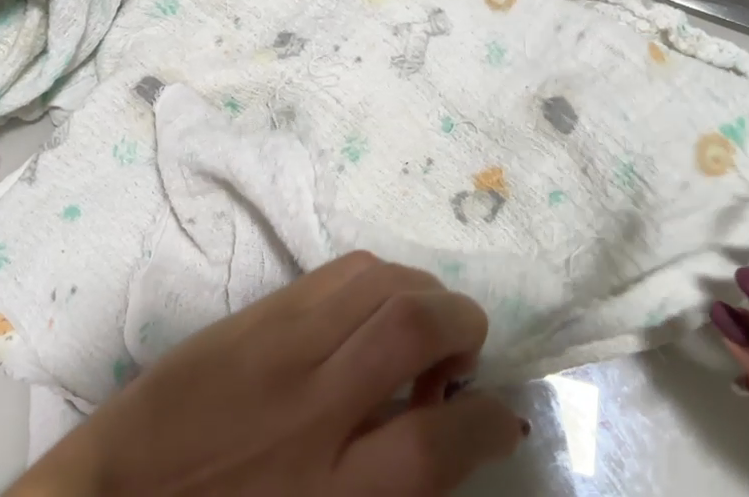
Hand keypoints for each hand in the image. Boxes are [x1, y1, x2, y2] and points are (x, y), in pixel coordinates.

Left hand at [9, 252, 527, 496]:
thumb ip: (390, 485)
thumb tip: (451, 429)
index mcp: (330, 492)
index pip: (439, 440)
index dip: (490, 421)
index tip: (499, 414)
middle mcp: (308, 408)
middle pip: (414, 325)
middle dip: (465, 325)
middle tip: (460, 356)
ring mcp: (274, 347)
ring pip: (375, 279)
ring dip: (421, 291)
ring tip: (417, 328)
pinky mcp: (249, 316)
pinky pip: (332, 273)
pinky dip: (375, 280)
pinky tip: (370, 309)